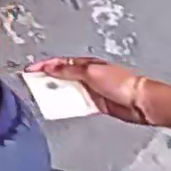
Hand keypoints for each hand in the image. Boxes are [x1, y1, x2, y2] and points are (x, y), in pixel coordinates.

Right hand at [26, 57, 170, 128]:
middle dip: (47, 79)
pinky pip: (77, 104)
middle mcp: (86, 75)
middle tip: (32, 84)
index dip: (44, 65)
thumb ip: (70, 70)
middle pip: (61, 76)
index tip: (30, 70)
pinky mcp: (95, 104)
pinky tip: (60, 108)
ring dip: (56, 93)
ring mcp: (90, 90)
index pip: (59, 63)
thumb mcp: (91, 72)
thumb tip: (51, 67)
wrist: (140, 102)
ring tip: (42, 97)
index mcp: (85, 63)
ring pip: (67, 90)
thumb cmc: (120, 83)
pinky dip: (67, 105)